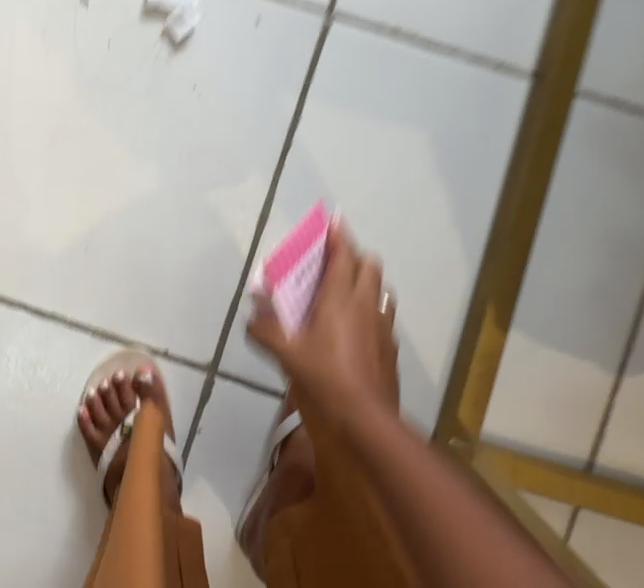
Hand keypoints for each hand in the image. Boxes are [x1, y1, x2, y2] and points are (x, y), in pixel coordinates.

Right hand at [248, 219, 399, 429]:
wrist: (366, 423)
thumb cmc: (323, 379)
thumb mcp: (285, 354)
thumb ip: (266, 328)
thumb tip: (253, 310)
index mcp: (340, 299)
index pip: (344, 256)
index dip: (339, 236)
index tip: (335, 220)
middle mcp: (366, 306)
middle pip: (370, 267)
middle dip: (355, 256)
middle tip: (335, 259)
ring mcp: (384, 328)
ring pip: (382, 291)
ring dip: (368, 283)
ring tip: (349, 291)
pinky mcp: (390, 350)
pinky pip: (385, 318)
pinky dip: (374, 312)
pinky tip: (360, 328)